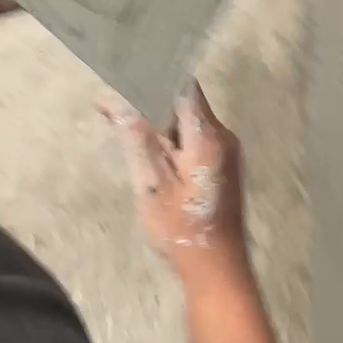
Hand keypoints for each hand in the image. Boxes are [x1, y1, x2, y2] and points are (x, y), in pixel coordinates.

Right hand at [105, 82, 248, 283]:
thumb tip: (116, 102)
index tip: (129, 71)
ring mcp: (226, 152)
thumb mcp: (150, 183)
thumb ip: (136, 138)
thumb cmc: (181, 227)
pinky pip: (194, 138)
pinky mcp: (222, 166)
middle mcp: (223, 137)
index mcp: (208, 136)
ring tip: (127, 125)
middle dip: (152, 103)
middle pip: (185, 103)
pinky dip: (171, 140)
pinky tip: (149, 151)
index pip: (184, 87)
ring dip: (160, 124)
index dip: (157, 75)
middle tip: (118, 104)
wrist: (217, 271)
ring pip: (187, 121)